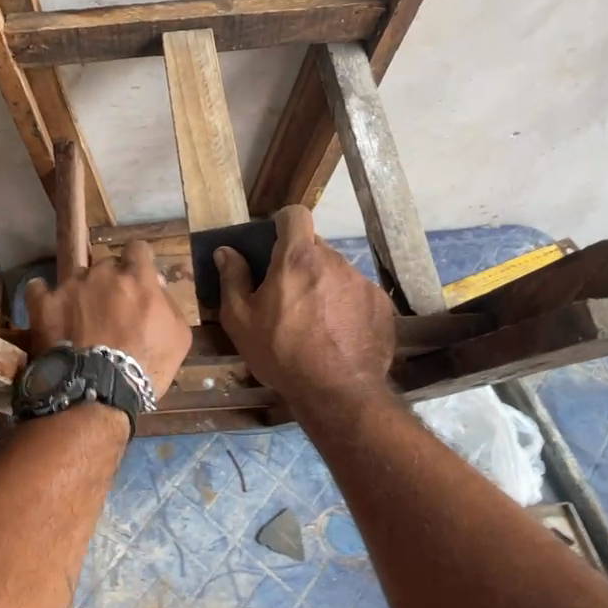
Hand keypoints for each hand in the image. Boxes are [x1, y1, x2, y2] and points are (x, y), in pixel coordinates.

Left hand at [23, 239, 192, 392]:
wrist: (99, 393)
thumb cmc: (146, 367)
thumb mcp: (179, 336)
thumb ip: (168, 302)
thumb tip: (156, 284)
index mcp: (137, 277)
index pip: (138, 249)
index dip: (138, 262)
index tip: (137, 279)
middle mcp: (102, 273)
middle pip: (106, 266)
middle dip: (110, 283)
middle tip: (111, 311)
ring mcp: (70, 286)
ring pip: (76, 278)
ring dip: (80, 293)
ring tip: (80, 322)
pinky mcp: (44, 304)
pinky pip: (38, 288)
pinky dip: (44, 297)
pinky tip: (49, 310)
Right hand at [214, 205, 396, 415]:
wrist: (337, 393)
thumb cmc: (281, 353)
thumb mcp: (240, 320)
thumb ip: (233, 279)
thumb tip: (226, 251)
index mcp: (297, 258)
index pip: (295, 214)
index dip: (283, 223)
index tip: (274, 242)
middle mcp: (334, 260)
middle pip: (314, 247)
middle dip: (300, 262)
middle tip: (287, 294)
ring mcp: (361, 282)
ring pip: (336, 271)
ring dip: (323, 284)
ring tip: (314, 320)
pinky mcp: (381, 305)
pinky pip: (357, 293)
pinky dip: (346, 305)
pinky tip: (338, 333)